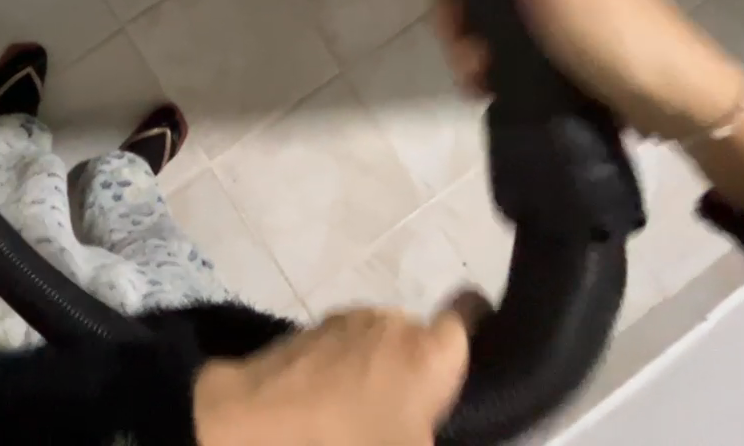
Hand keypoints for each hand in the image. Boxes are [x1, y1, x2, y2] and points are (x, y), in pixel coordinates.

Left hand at [193, 304, 472, 445]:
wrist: (258, 420)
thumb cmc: (349, 442)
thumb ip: (436, 427)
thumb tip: (429, 418)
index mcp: (428, 352)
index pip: (470, 310)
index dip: (481, 321)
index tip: (485, 346)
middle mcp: (392, 321)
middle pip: (423, 337)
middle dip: (422, 368)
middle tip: (416, 414)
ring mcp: (348, 319)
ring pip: (382, 341)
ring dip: (383, 369)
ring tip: (370, 415)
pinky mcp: (312, 326)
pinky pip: (349, 345)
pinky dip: (351, 367)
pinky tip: (337, 404)